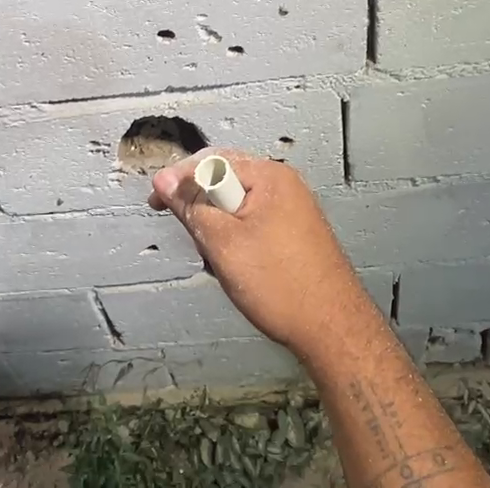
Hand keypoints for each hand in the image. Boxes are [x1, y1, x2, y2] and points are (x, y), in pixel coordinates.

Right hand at [149, 149, 378, 363]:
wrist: (333, 328)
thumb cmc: (278, 285)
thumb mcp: (222, 243)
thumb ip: (191, 206)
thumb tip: (163, 178)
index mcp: (269, 175)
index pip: (211, 160)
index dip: (180, 180)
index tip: (156, 204)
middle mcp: (284, 183)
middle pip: (224, 179)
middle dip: (201, 207)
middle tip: (192, 239)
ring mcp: (293, 206)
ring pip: (237, 203)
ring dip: (218, 227)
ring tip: (219, 260)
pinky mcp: (295, 229)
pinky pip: (254, 219)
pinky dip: (237, 237)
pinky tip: (239, 266)